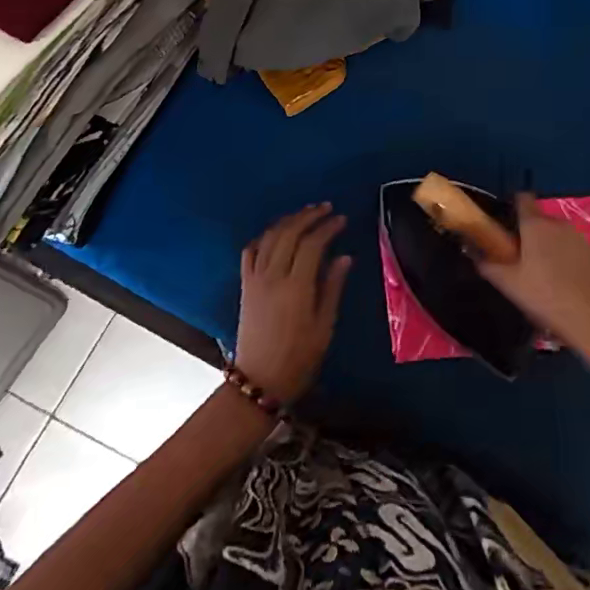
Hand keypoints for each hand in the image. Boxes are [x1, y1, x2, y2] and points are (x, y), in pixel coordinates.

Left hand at [234, 203, 352, 403]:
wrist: (259, 380)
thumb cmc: (299, 358)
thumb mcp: (324, 326)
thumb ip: (332, 288)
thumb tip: (344, 257)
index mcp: (296, 287)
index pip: (312, 244)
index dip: (327, 228)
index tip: (342, 220)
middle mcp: (272, 277)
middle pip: (289, 233)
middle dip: (308, 216)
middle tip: (325, 208)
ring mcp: (255, 279)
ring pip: (270, 237)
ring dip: (288, 221)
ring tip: (305, 213)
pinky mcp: (245, 285)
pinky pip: (251, 251)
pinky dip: (265, 236)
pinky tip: (276, 233)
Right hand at [478, 192, 589, 363]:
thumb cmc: (546, 297)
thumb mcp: (509, 284)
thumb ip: (488, 264)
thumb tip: (473, 251)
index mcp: (536, 224)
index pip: (522, 198)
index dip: (510, 207)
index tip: (502, 228)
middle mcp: (559, 223)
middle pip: (537, 219)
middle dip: (526, 234)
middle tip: (516, 260)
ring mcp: (580, 238)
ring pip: (555, 235)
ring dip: (545, 247)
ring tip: (538, 276)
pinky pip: (571, 249)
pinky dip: (562, 259)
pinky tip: (560, 284)